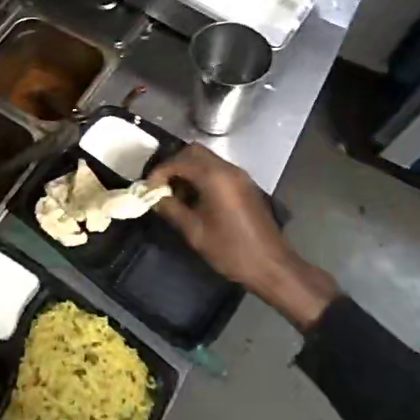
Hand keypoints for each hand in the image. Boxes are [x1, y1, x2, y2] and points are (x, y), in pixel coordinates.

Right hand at [148, 144, 338, 329]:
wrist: (272, 267)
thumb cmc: (231, 250)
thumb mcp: (194, 231)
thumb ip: (171, 209)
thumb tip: (155, 198)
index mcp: (215, 177)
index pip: (179, 161)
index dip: (159, 172)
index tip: (148, 188)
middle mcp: (228, 170)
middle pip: (194, 152)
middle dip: (173, 165)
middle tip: (161, 186)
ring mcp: (240, 177)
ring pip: (206, 160)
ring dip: (188, 170)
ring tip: (176, 194)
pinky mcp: (245, 186)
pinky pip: (217, 171)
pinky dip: (202, 176)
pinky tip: (195, 199)